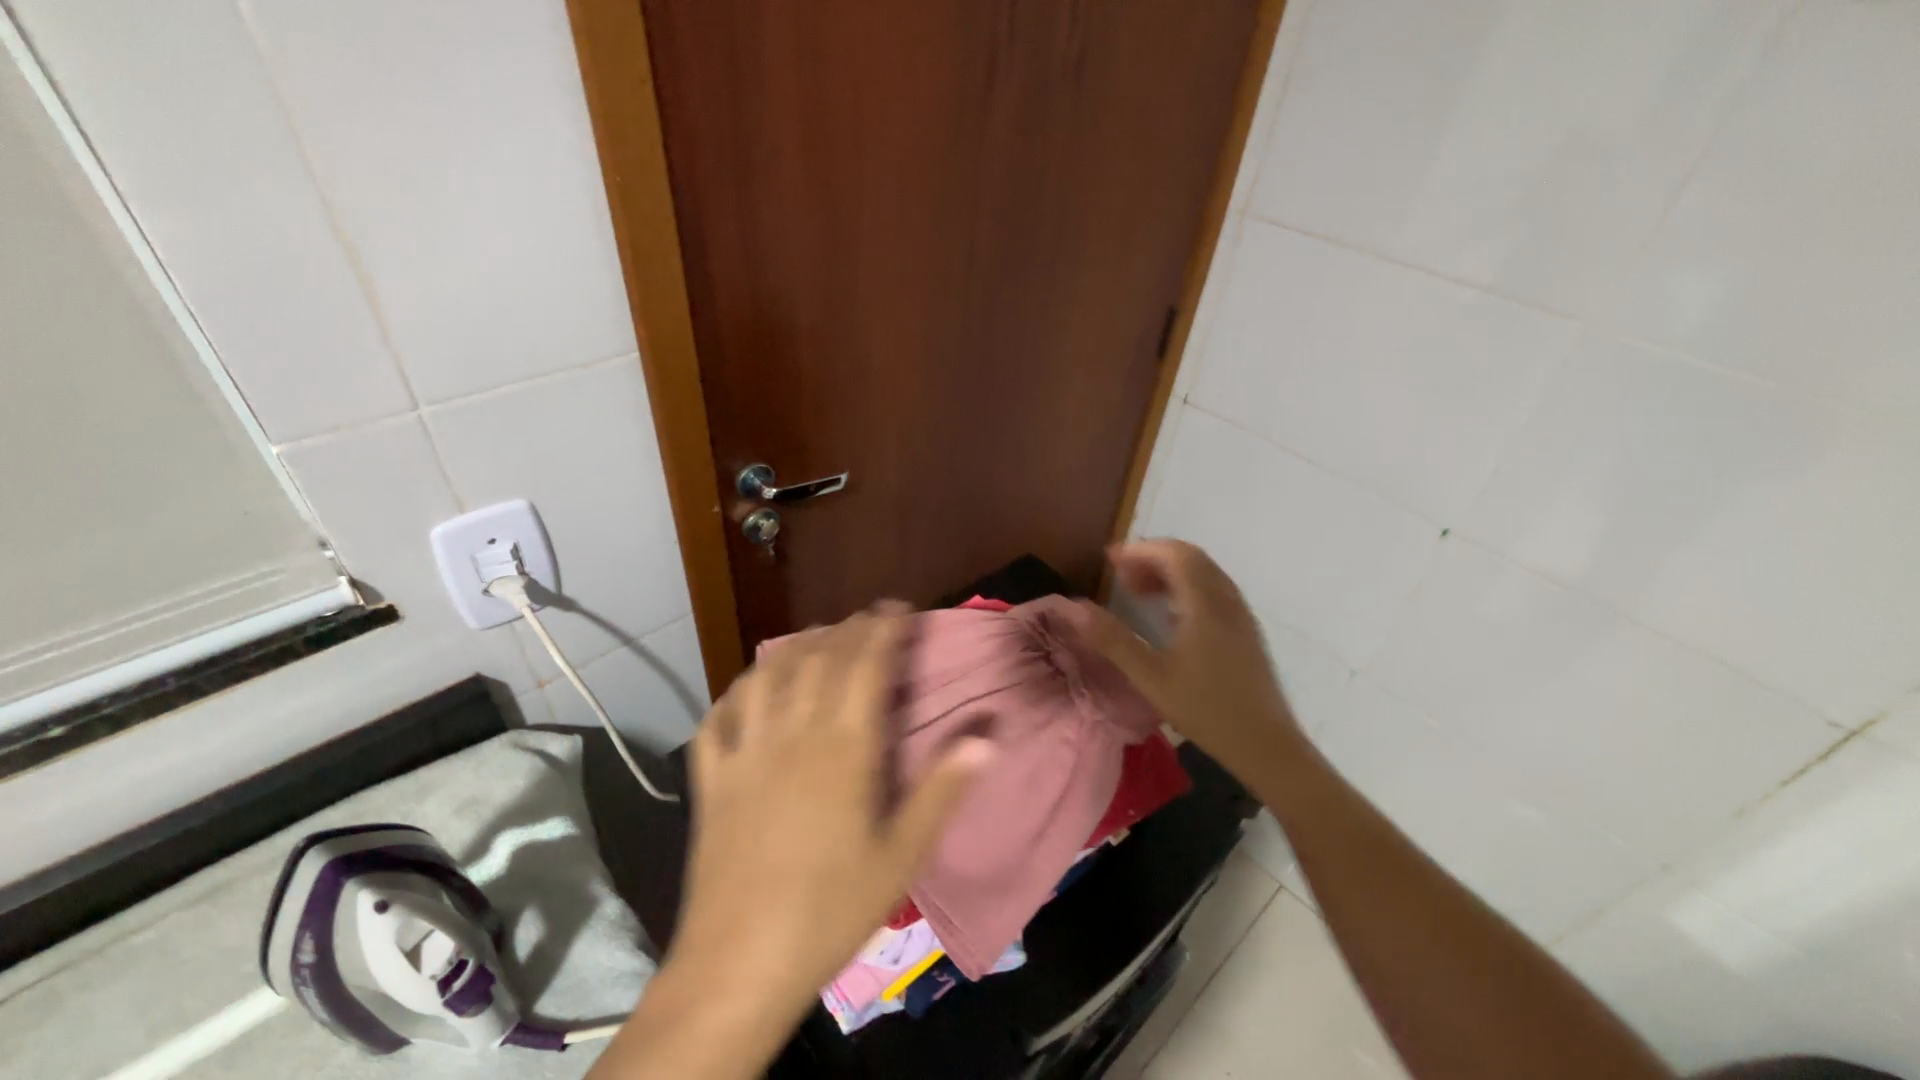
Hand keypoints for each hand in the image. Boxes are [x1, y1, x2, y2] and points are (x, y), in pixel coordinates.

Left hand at [671, 603, 993, 1013]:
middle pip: (818, 659)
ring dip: (793, 649)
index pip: (865, 665)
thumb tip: (988, 736)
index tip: (899, 608)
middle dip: (846, 629)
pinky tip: (748, 691)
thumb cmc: (832, 910)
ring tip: (815, 642)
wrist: (741, 961)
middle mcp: (790, 734)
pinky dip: (736, 692)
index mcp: (842, 747)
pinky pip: (718, 718)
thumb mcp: (901, 855)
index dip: (883, 628)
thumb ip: (942, 789)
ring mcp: (743, 753)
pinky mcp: (710, 780)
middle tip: (868, 620)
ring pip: (766, 677)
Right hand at [1076, 540, 1301, 769]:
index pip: (1174, 555)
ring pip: (1204, 574)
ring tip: (1138, 594)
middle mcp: (1226, 600)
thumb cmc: (1205, 709)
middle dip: (1152, 559)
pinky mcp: (1245, 631)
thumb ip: (1113, 641)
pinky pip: (1214, 591)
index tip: (1108, 560)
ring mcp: (1240, 615)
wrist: (1264, 744)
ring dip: (1170, 573)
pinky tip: (1168, 617)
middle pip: (1190, 558)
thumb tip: (1076, 610)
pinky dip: (1186, 588)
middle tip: (1121, 578)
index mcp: (1204, 604)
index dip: (1139, 550)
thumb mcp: (1150, 677)